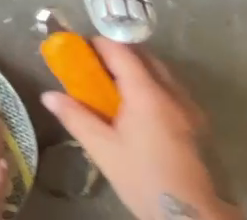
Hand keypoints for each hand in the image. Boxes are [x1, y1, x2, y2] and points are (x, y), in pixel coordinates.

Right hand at [43, 39, 239, 218]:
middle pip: (143, 56)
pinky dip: (152, 86)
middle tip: (92, 67)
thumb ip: (75, 117)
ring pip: (161, 73)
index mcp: (148, 94)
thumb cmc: (144, 179)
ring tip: (113, 87)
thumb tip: (48, 95)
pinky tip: (139, 110)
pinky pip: (172, 91)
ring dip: (136, 69)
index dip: (96, 44)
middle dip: (117, 54)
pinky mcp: (198, 126)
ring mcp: (190, 110)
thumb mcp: (102, 149)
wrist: (194, 219)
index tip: (76, 50)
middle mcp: (172, 94)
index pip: (120, 50)